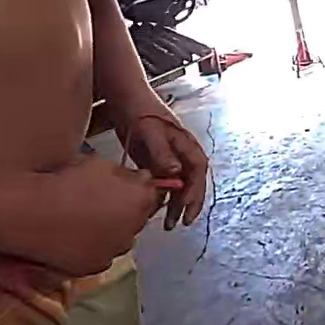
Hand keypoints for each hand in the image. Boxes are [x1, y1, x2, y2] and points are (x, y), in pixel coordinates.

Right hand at [37, 155, 165, 275]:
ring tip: (90, 217)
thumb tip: (137, 179)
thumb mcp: (104, 165)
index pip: (154, 192)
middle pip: (139, 216)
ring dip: (114, 227)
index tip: (126, 183)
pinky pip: (103, 253)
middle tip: (106, 199)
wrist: (36, 214)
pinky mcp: (95, 267)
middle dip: (129, 207)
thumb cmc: (71, 182)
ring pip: (122, 236)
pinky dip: (97, 245)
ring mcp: (115, 251)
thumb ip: (128, 174)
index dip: (140, 187)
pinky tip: (80, 235)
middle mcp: (134, 228)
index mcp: (140, 200)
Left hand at [123, 111, 209, 230]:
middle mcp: (181, 152)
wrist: (126, 101)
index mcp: (185, 144)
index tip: (184, 208)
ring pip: (180, 184)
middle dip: (189, 203)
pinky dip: (164, 197)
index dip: (194, 190)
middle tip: (180, 223)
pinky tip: (156, 208)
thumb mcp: (150, 132)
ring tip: (167, 224)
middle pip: (192, 180)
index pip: (197, 170)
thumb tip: (176, 174)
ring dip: (176, 204)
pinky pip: (166, 182)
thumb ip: (162, 153)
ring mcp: (170, 157)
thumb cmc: (141, 113)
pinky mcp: (157, 161)